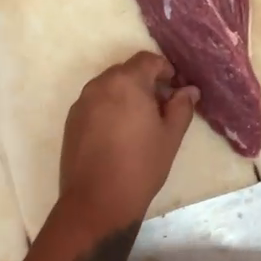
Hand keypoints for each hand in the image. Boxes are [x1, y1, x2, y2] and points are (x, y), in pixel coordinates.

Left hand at [54, 52, 197, 232]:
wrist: (97, 200)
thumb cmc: (141, 165)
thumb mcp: (170, 136)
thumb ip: (181, 107)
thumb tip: (189, 90)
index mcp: (126, 82)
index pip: (147, 60)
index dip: (164, 69)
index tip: (174, 87)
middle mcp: (100, 84)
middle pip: (126, 71)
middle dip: (145, 81)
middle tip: (161, 106)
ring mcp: (82, 102)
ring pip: (109, 86)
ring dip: (125, 94)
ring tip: (140, 122)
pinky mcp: (71, 119)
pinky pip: (95, 103)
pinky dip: (109, 108)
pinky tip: (118, 133)